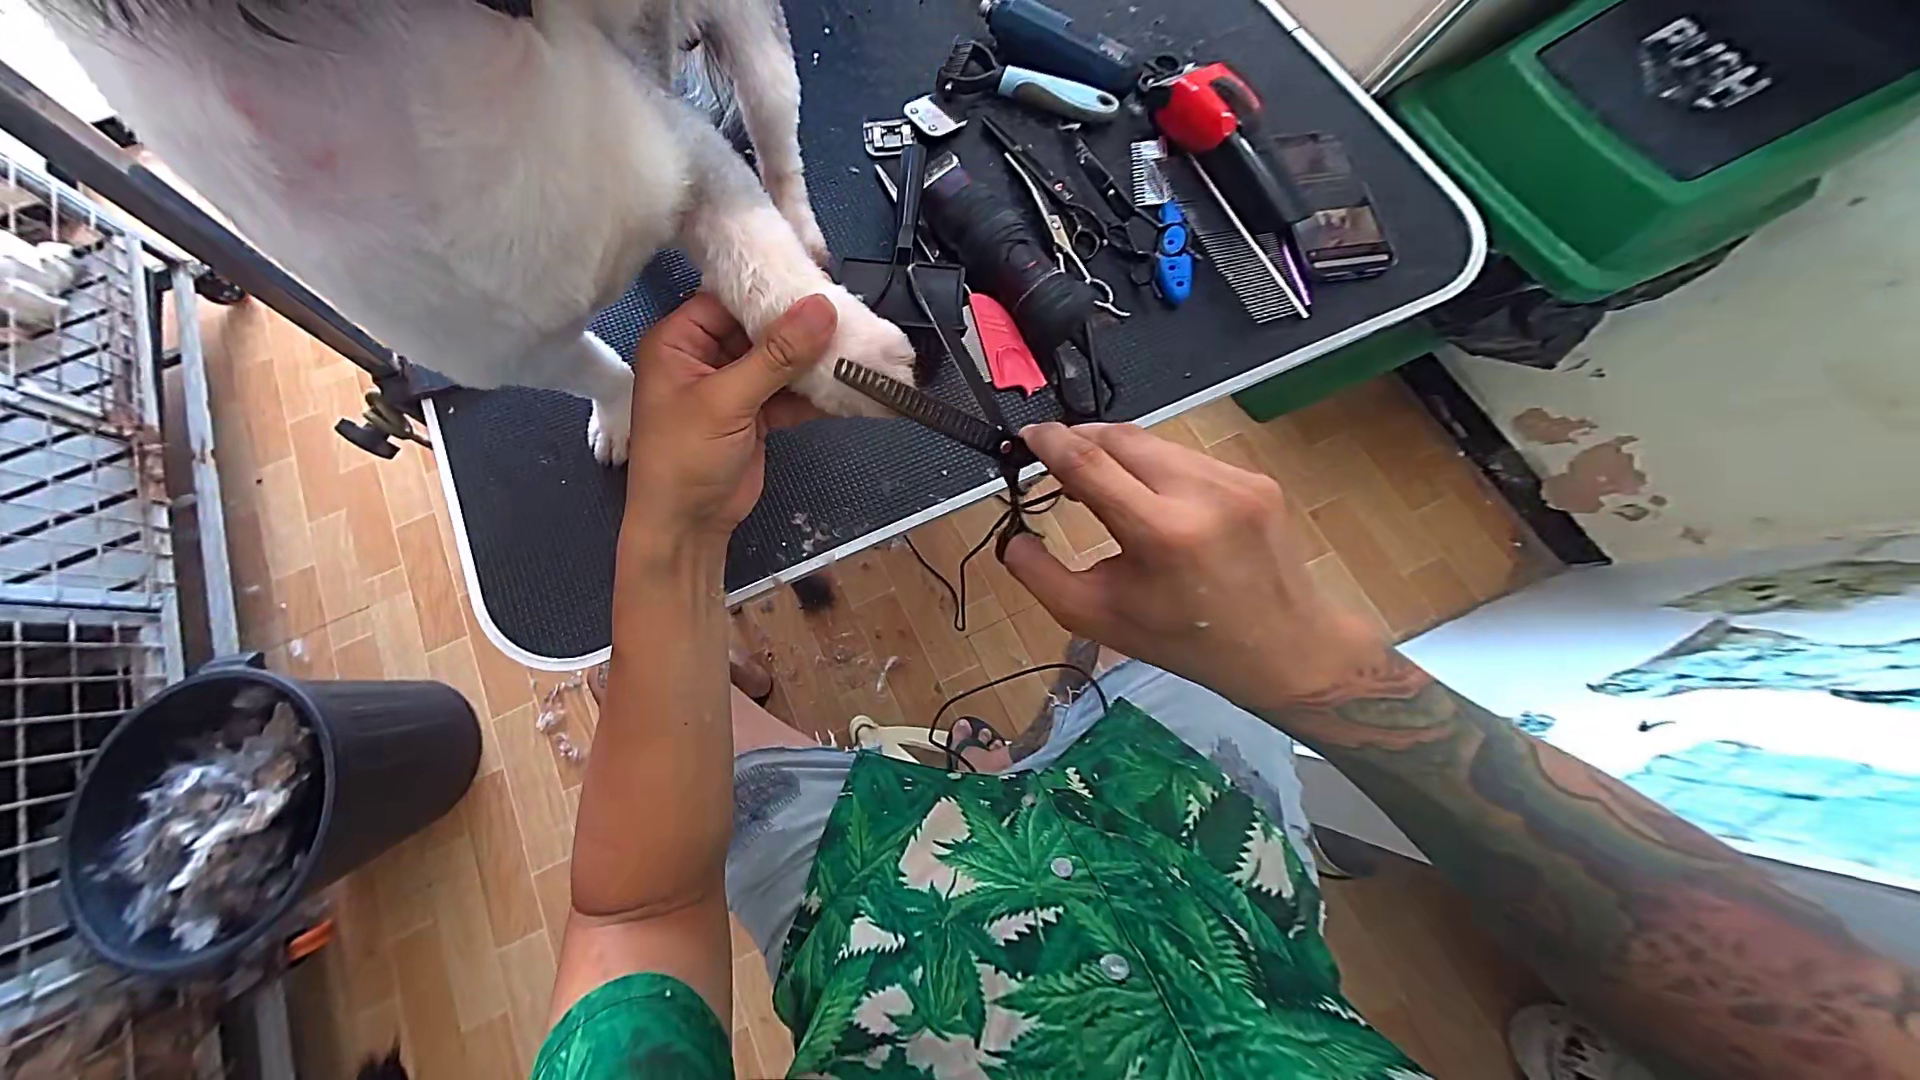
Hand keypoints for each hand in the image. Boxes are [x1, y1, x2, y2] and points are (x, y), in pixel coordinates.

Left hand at [620, 293, 835, 554]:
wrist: (690, 526)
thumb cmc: (686, 458)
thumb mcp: (728, 400)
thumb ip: (776, 355)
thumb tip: (821, 308)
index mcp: (679, 342)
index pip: (728, 301)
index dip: (769, 293)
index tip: (816, 286)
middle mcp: (705, 359)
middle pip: (759, 331)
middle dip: (799, 330)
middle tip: (845, 316)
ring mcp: (734, 389)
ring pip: (779, 364)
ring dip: (812, 364)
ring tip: (853, 349)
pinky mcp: (756, 415)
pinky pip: (789, 395)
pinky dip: (814, 395)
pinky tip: (844, 387)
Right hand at [1002, 422, 1388, 712]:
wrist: (1282, 647)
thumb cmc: (1182, 639)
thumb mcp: (1095, 618)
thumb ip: (1038, 575)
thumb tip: (1014, 535)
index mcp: (1160, 534)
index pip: (1089, 462)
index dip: (1049, 441)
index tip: (1028, 437)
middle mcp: (1201, 494)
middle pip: (1120, 437)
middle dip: (1079, 439)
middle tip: (1058, 460)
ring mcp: (1235, 480)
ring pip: (1153, 442)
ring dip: (1117, 453)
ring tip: (1103, 484)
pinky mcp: (1254, 478)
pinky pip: (1186, 457)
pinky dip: (1155, 468)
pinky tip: (1154, 499)